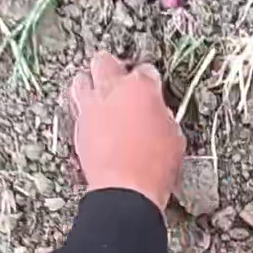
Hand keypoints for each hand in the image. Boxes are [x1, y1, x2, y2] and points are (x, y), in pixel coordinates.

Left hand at [66, 51, 184, 208]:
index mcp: (141, 88)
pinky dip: (86, 112)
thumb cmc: (153, 167)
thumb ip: (163, 117)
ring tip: (101, 97)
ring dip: (91, 84)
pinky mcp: (78, 127)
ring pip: (82, 79)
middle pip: (105, 61)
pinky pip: (78, 109)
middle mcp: (112, 90)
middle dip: (113, 68)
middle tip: (121, 82)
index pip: (146, 70)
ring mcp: (91, 107)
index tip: (152, 90)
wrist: (126, 190)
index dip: (150, 80)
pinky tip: (96, 122)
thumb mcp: (174, 139)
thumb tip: (158, 115)